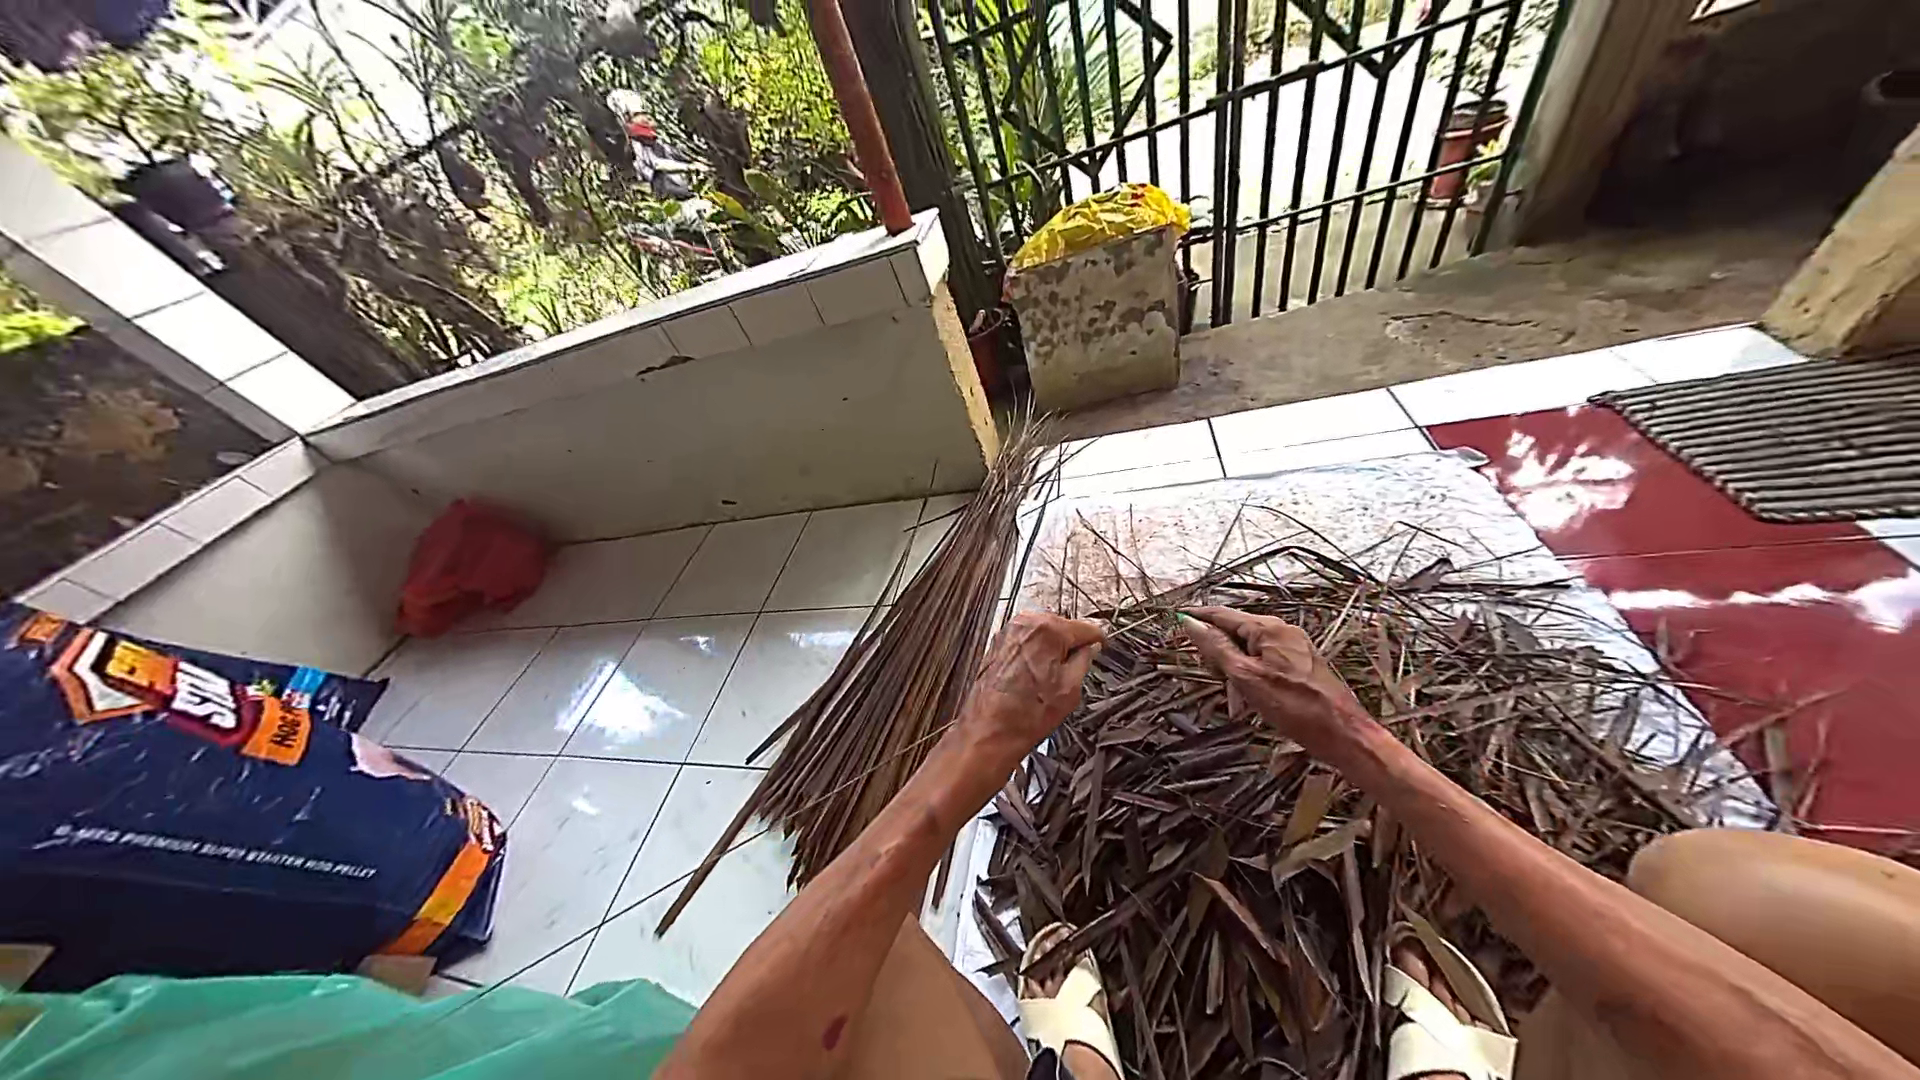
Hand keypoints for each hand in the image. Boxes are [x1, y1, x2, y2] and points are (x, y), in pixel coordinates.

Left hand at [956, 613, 1104, 769]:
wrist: (991, 729)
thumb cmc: (1026, 714)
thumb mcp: (1071, 688)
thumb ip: (1085, 659)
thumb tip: (1090, 648)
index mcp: (1048, 629)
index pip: (1085, 628)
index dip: (1097, 640)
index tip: (1102, 646)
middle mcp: (1026, 623)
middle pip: (1062, 626)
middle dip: (1072, 643)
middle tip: (1078, 666)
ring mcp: (1009, 631)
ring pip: (1043, 632)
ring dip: (1053, 647)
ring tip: (1054, 675)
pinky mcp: (998, 642)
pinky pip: (1027, 639)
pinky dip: (1036, 651)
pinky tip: (1037, 674)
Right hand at [1176, 606, 1376, 758]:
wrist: (1345, 735)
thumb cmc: (1294, 707)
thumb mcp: (1246, 677)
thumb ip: (1216, 648)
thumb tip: (1189, 623)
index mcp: (1268, 628)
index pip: (1222, 614)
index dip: (1197, 617)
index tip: (1175, 618)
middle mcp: (1282, 630)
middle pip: (1236, 630)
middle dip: (1217, 649)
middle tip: (1209, 673)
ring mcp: (1294, 646)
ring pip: (1249, 647)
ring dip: (1234, 666)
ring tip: (1233, 694)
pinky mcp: (1301, 663)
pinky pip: (1264, 659)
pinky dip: (1250, 673)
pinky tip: (1249, 696)